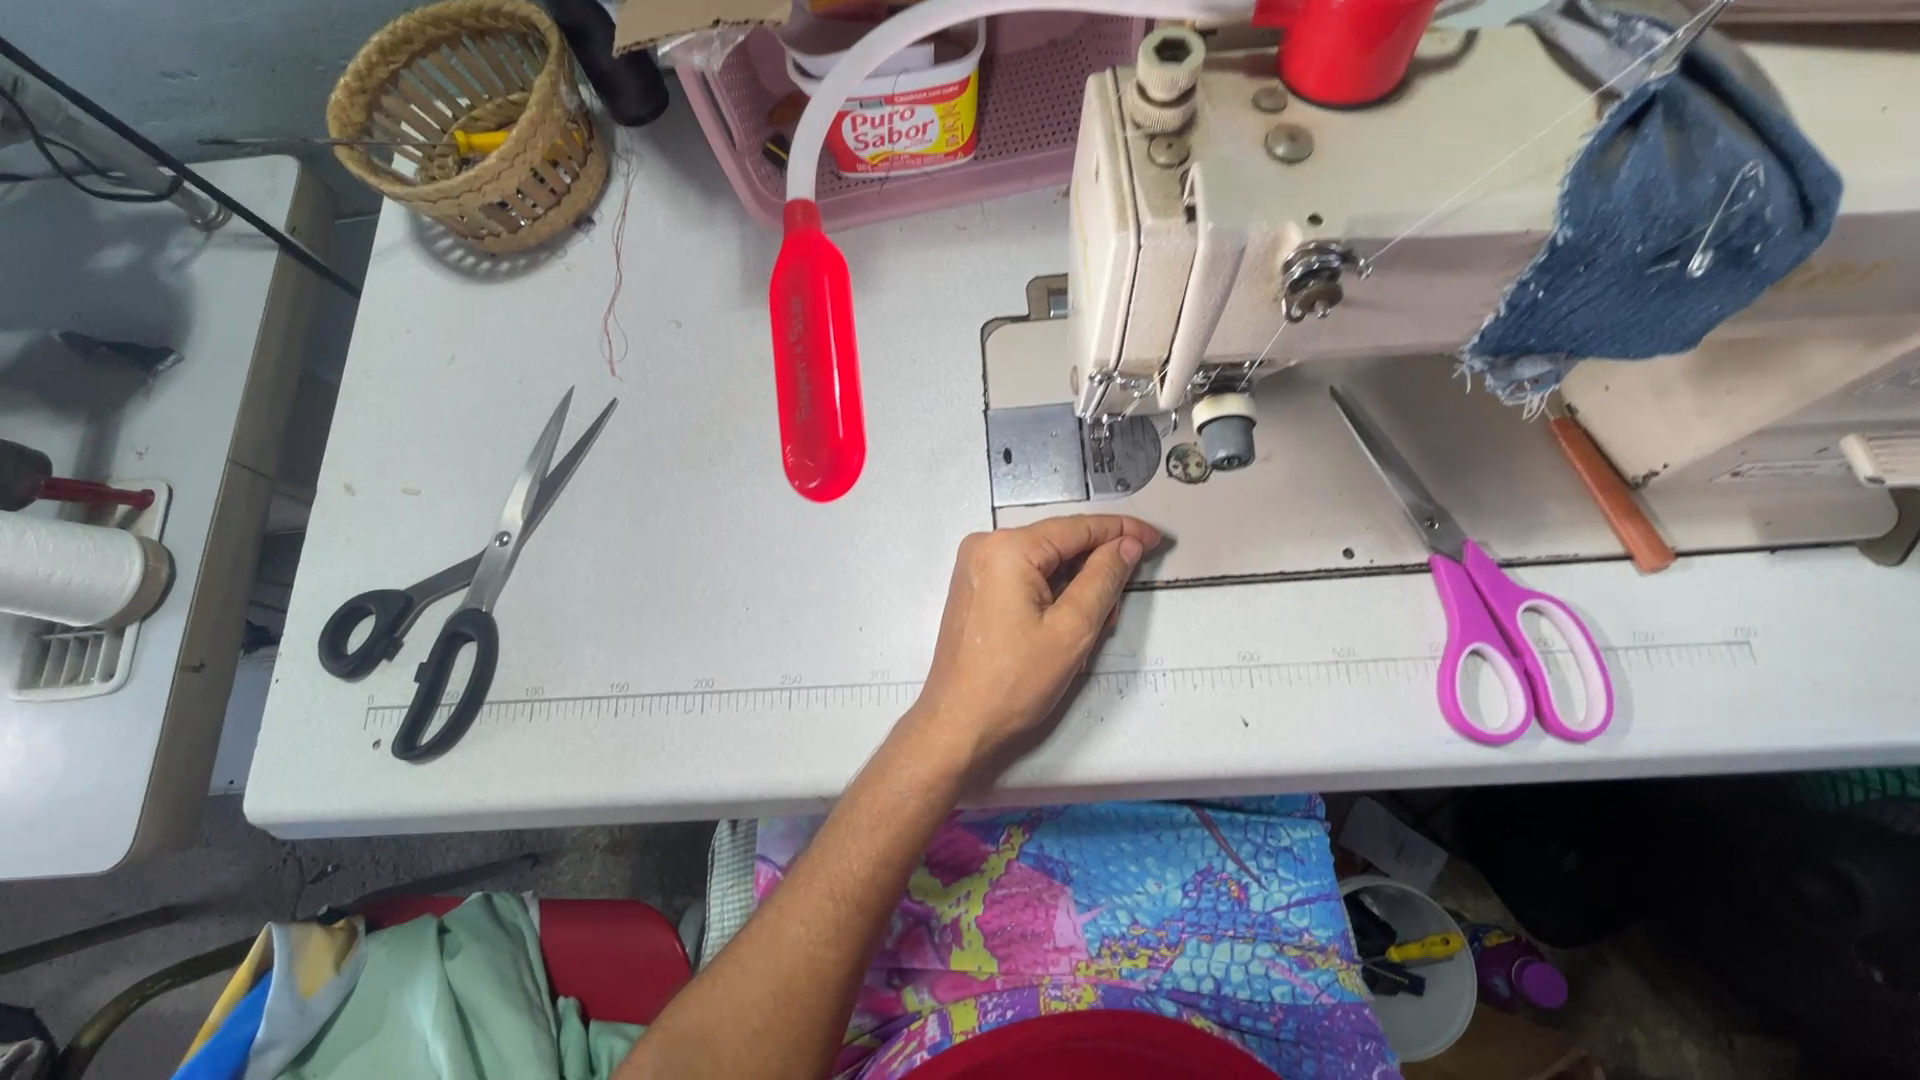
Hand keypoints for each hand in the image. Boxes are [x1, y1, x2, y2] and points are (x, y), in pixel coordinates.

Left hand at [899, 515, 1162, 780]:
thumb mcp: (1073, 629)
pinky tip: (1073, 619)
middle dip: (1098, 564)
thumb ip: (1104, 579)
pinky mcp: (976, 590)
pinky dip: (1054, 592)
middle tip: (1129, 591)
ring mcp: (976, 569)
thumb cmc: (1011, 684)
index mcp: (1006, 549)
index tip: (1153, 539)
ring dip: (1078, 583)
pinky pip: (1025, 576)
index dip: (1121, 531)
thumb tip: (1126, 546)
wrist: (959, 724)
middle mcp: (985, 548)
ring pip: (1045, 561)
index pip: (1077, 527)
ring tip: (1101, 619)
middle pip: (1059, 542)